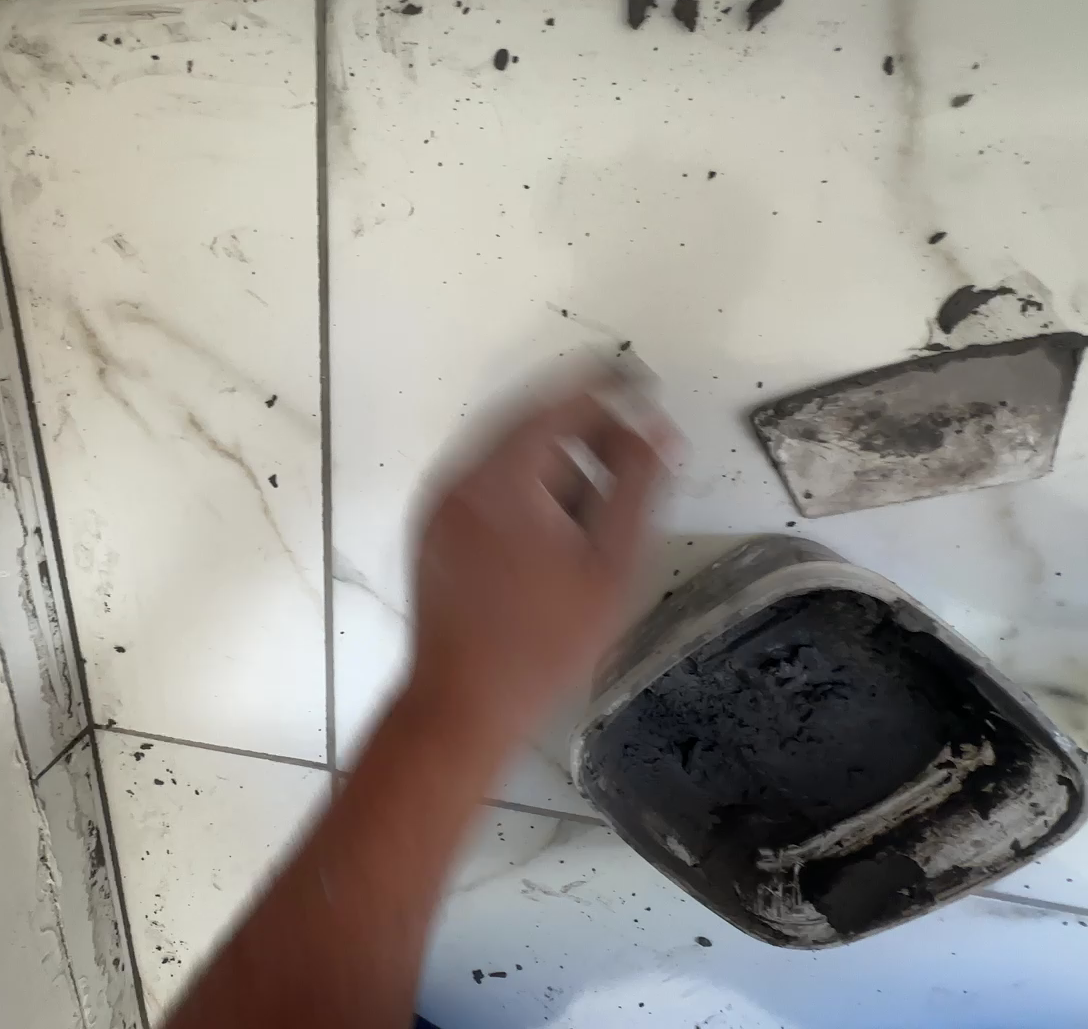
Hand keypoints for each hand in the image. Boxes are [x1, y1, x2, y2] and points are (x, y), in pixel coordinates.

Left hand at [405, 369, 676, 744]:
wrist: (461, 701)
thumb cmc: (542, 643)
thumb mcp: (610, 565)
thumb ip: (636, 488)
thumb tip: (656, 428)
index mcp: (499, 477)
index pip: (558, 405)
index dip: (606, 390)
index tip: (640, 386)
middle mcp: (457, 479)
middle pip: (527, 427)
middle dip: (582, 432)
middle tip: (627, 454)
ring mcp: (438, 506)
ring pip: (504, 459)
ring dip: (552, 466)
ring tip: (592, 510)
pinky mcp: (432, 531)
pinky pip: (483, 487)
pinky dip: (522, 490)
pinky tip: (551, 531)